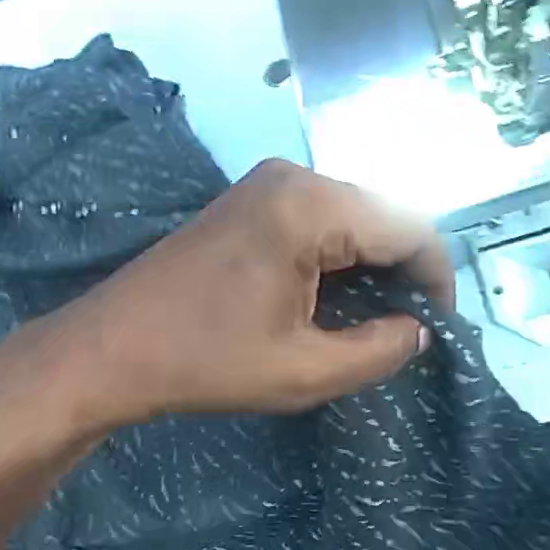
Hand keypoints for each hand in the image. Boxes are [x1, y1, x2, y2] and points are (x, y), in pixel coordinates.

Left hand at [20, 159, 453, 429]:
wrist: (109, 349)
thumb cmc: (208, 362)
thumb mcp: (308, 371)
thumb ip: (381, 349)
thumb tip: (421, 332)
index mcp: (310, 209)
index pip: (411, 230)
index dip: (438, 279)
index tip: (440, 326)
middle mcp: (296, 178)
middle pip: (389, 216)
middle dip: (412, 271)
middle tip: (414, 326)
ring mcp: (273, 184)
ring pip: (363, 216)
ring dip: (384, 263)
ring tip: (385, 316)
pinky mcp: (258, 199)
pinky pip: (331, 218)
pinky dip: (352, 254)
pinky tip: (347, 295)